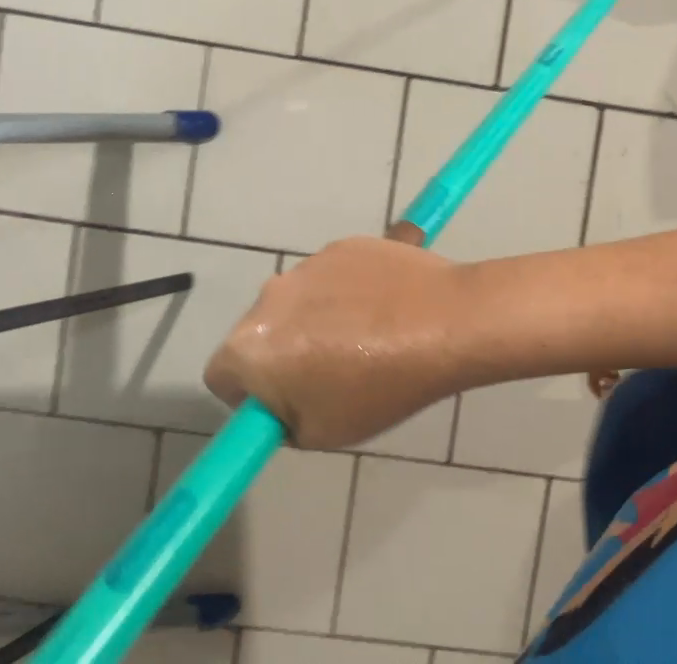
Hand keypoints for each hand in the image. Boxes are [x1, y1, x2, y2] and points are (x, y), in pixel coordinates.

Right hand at [204, 237, 463, 448]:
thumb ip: (283, 421)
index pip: (225, 378)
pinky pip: (338, 276)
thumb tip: (284, 403)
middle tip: (340, 370)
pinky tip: (391, 306)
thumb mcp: (321, 433)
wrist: (451, 321)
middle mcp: (268, 296)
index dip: (255, 395)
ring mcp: (312, 263)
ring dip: (322, 318)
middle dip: (288, 353)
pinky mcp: (350, 244)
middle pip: (262, 333)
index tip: (294, 401)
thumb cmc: (384, 385)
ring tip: (376, 336)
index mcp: (248, 347)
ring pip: (302, 301)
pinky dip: (354, 290)